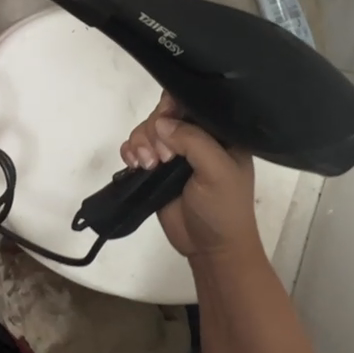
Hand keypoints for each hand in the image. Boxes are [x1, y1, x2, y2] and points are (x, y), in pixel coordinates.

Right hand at [120, 92, 260, 259]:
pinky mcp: (156, 167)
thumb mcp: (218, 172)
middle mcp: (196, 137)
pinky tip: (134, 164)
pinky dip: (130, 151)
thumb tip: (160, 124)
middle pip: (164, 113)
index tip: (164, 121)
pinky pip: (135, 146)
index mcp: (218, 133)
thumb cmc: (223, 209)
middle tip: (161, 157)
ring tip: (147, 166)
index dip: (174, 106)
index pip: (193, 102)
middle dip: (154, 130)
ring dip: (140, 142)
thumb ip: (192, 141)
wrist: (211, 250)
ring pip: (147, 129)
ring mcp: (174, 152)